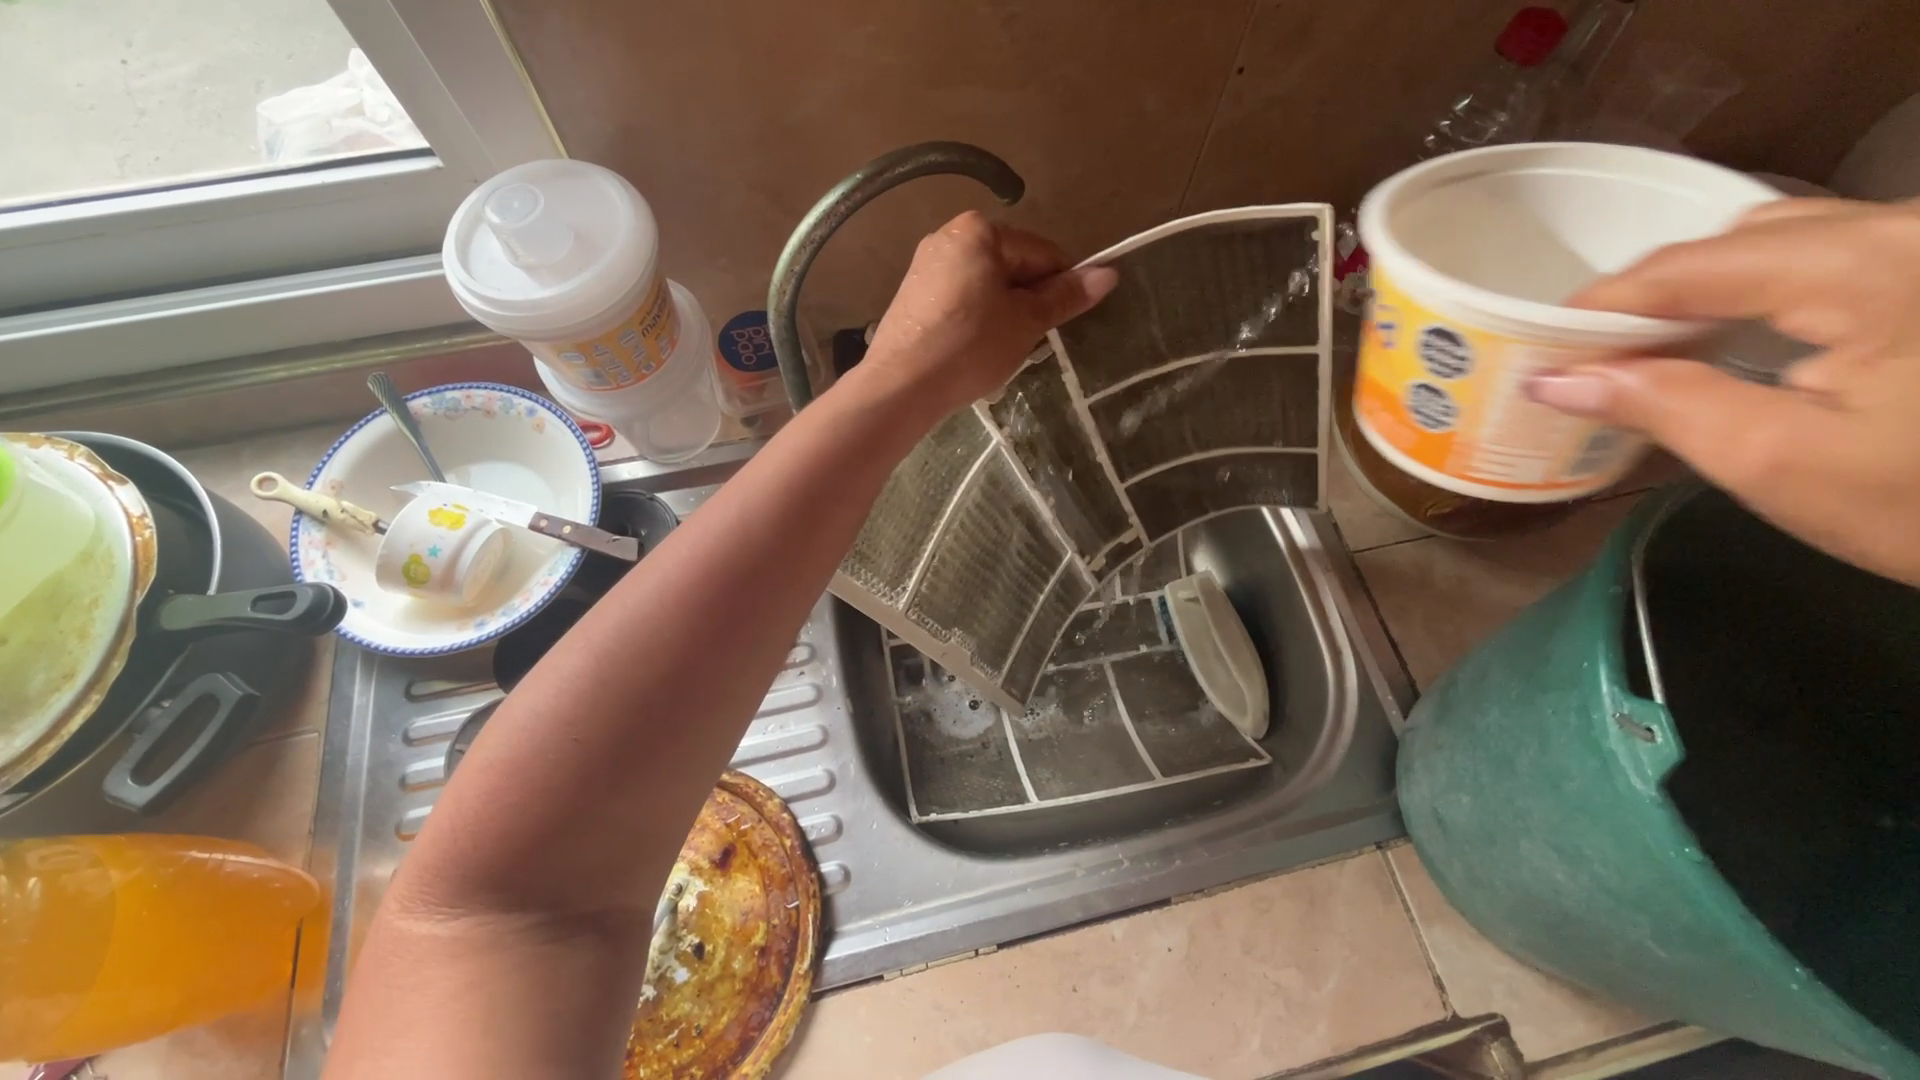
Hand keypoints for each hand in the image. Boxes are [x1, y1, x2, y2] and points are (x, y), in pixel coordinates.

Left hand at [858, 211, 1118, 415]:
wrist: (901, 385)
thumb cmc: (971, 345)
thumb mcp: (1026, 322)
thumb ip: (1065, 296)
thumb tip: (1109, 274)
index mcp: (980, 230)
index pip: (1042, 252)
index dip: (1061, 287)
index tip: (1064, 322)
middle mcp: (948, 237)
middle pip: (1012, 266)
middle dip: (1028, 301)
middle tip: (1032, 342)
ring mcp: (925, 266)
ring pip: (985, 286)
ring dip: (1003, 313)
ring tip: (1002, 349)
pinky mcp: (912, 297)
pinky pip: (960, 301)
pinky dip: (975, 321)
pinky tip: (974, 350)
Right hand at [1526, 197, 1919, 584]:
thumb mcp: (1780, 462)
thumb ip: (1663, 405)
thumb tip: (1559, 381)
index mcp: (1872, 265)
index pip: (1692, 267)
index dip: (1601, 305)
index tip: (1538, 344)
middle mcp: (1913, 229)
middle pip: (1742, 239)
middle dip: (1655, 294)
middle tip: (1594, 356)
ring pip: (1791, 242)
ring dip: (1709, 291)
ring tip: (1654, 351)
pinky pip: (1838, 260)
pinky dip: (1767, 294)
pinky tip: (1739, 341)